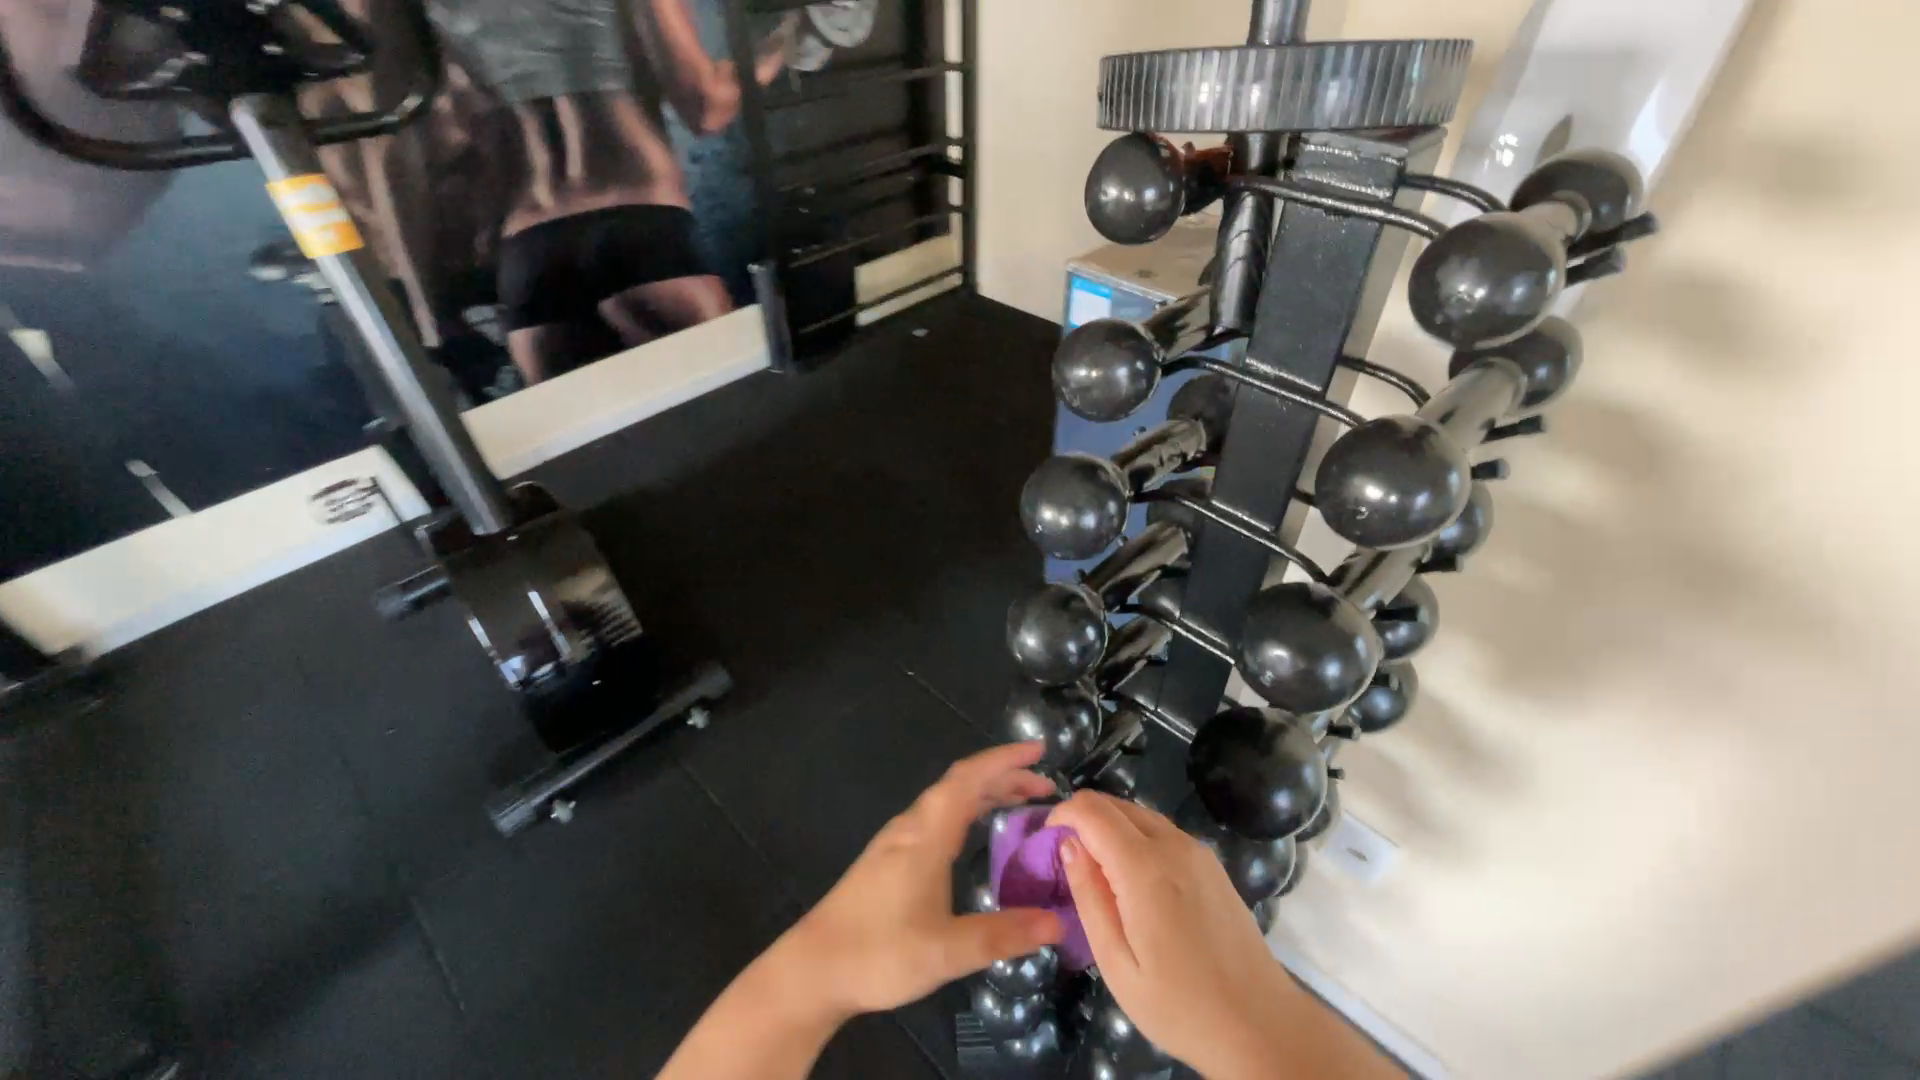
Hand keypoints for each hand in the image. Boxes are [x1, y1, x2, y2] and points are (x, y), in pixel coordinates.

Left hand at [775, 742, 1064, 1018]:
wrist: (812, 970)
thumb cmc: (878, 954)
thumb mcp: (947, 952)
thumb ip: (1003, 935)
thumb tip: (1058, 923)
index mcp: (926, 837)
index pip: (969, 780)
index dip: (1005, 760)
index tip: (1040, 751)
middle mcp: (911, 829)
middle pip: (960, 785)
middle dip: (1004, 776)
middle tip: (1045, 785)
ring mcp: (896, 842)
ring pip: (946, 800)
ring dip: (985, 793)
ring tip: (1021, 802)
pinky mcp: (888, 859)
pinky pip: (936, 817)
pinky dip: (966, 811)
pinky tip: (974, 832)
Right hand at [1050, 792, 1361, 1078]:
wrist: (1262, 1026)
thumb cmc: (1181, 1005)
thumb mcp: (1117, 963)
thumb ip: (1089, 897)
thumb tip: (1068, 845)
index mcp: (1145, 868)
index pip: (1091, 811)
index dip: (1062, 815)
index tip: (1046, 843)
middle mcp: (1173, 846)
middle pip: (1116, 804)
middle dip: (1083, 818)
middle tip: (1065, 858)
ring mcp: (1198, 853)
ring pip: (1141, 814)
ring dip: (1111, 827)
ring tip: (1095, 870)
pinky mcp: (1213, 866)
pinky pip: (1164, 832)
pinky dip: (1137, 838)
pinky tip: (1133, 879)